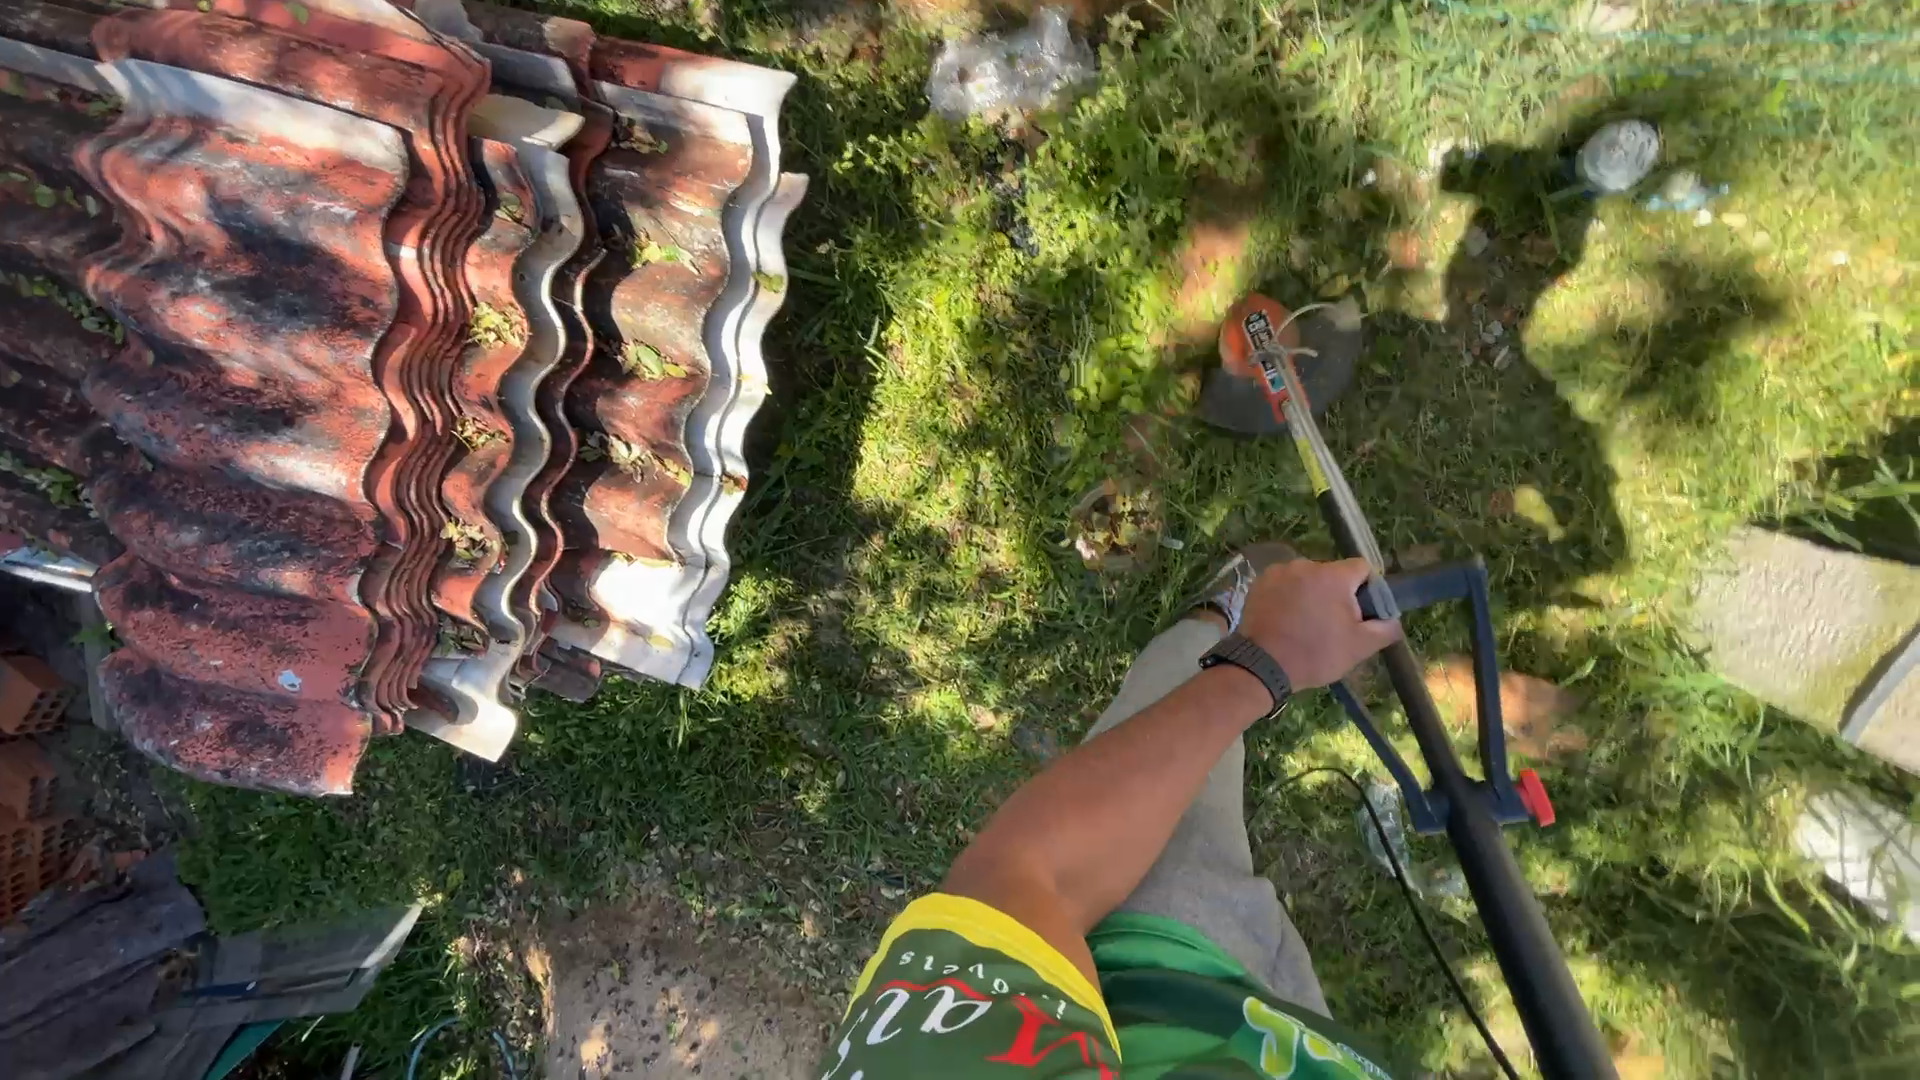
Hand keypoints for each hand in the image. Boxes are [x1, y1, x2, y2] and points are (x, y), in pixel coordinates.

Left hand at [1237, 557, 1402, 689]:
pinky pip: (1283, 584)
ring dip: (1311, 594)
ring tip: (1306, 623)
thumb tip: (1391, 618)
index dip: (1367, 589)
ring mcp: (1277, 572)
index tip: (1361, 612)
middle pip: (1331, 573)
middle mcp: (1303, 565)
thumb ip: (1385, 627)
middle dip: (1337, 593)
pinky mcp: (1258, 583)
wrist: (1263, 664)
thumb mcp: (1361, 646)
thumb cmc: (1316, 653)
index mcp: (1332, 575)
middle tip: (1332, 623)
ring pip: (1306, 579)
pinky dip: (1288, 596)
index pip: (1361, 568)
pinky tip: (1286, 619)